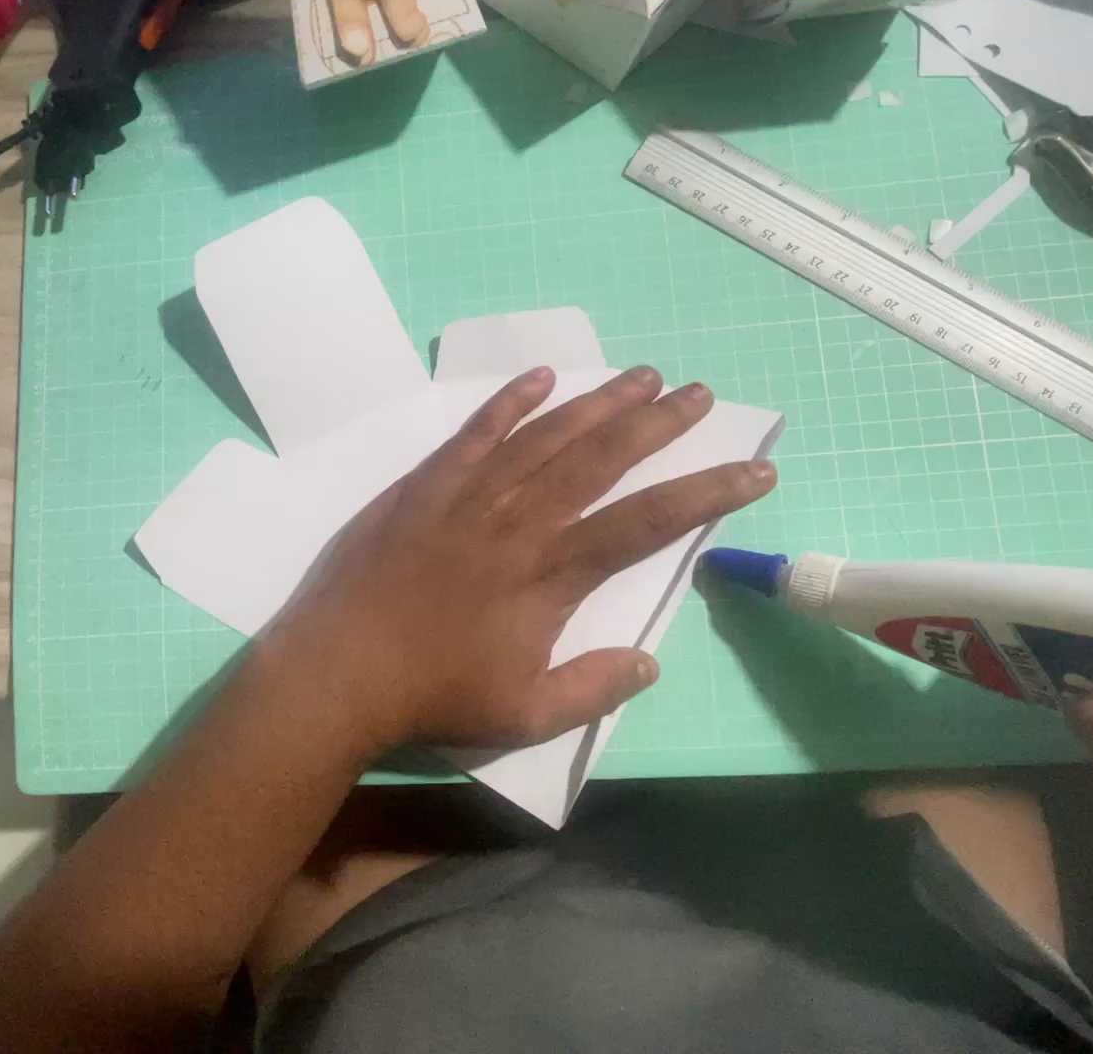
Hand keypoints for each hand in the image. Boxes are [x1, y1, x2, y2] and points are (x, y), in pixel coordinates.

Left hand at [253, 365, 775, 755]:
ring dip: (597, 403)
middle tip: (700, 394)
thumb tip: (650, 662)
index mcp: (550, 575)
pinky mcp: (423, 486)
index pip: (646, 525)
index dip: (706, 494)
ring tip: (641, 376)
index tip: (754, 470)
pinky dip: (508, 403)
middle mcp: (518, 521)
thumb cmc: (431, 696)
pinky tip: (539, 378)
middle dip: (657, 425)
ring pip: (544, 436)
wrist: (338, 669)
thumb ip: (592, 689)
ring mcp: (467, 496)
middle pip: (600, 460)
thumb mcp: (523, 716)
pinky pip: (473, 434)